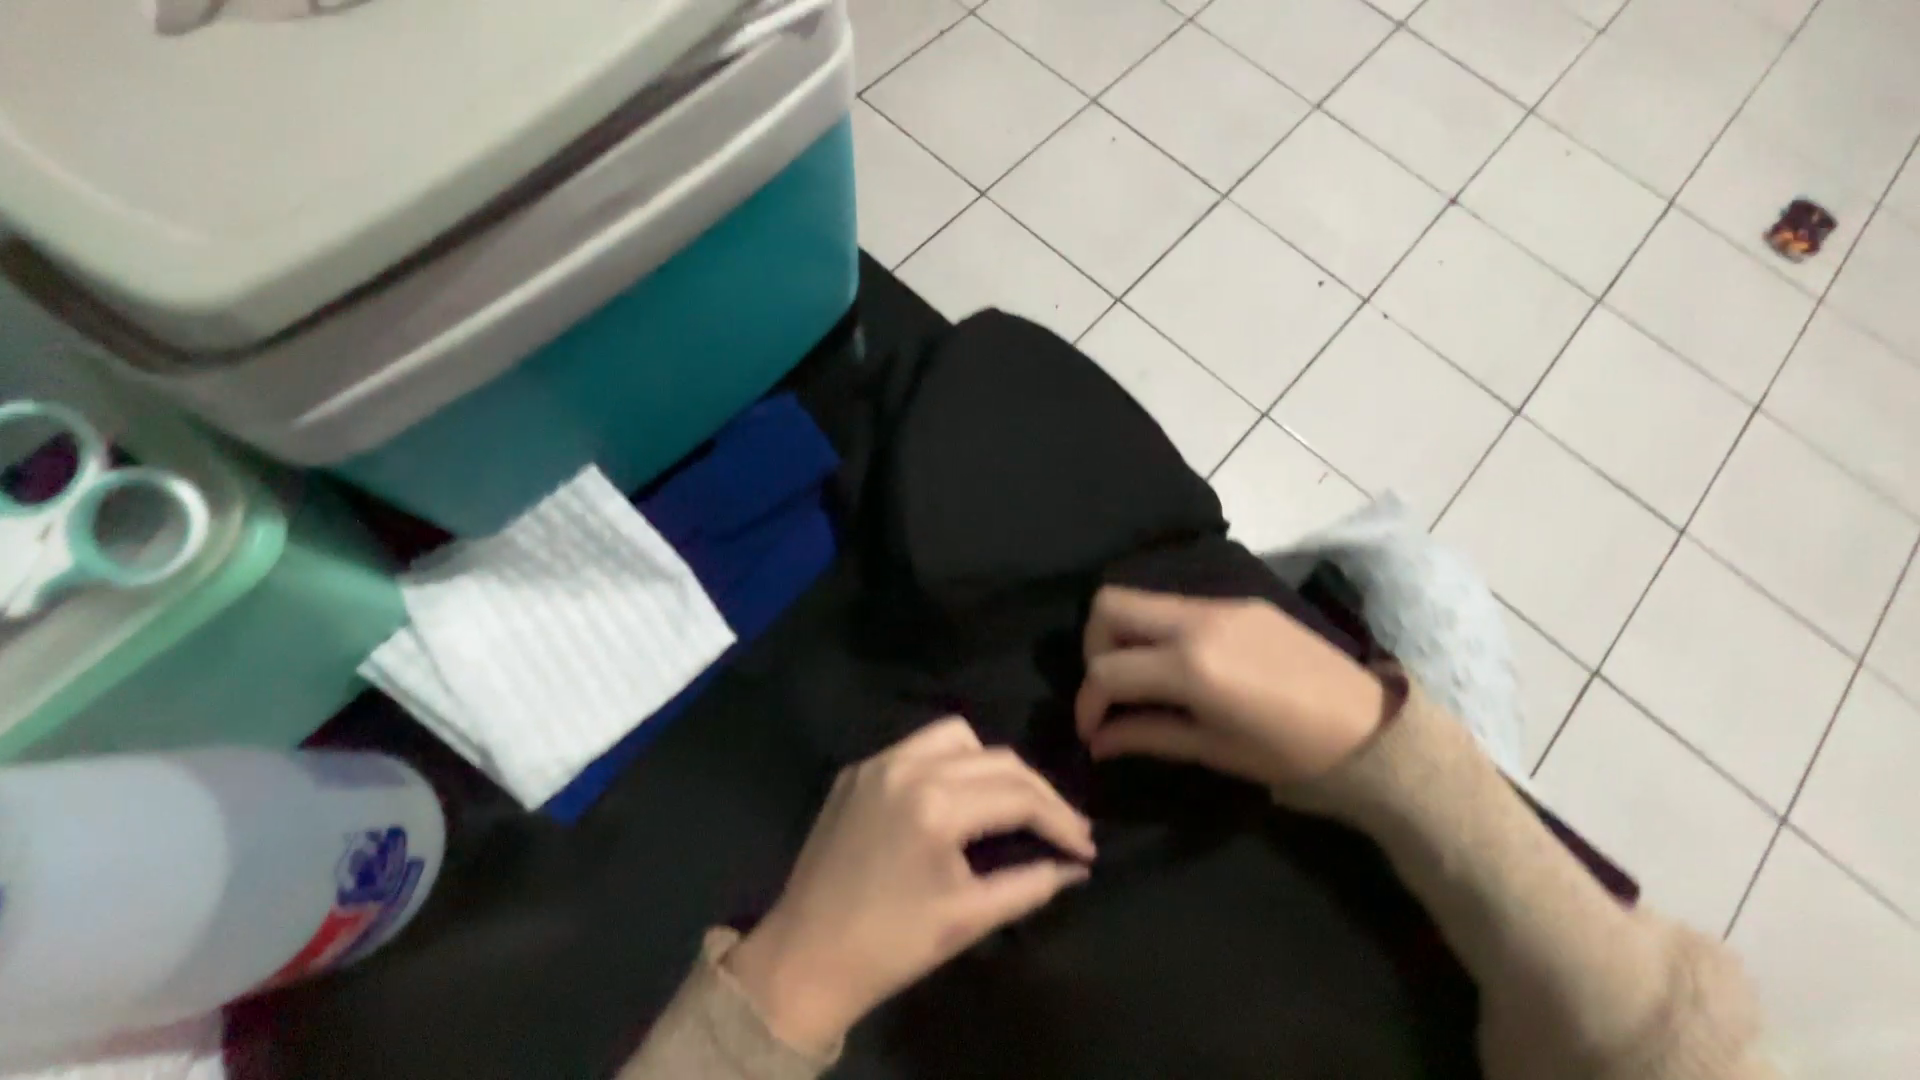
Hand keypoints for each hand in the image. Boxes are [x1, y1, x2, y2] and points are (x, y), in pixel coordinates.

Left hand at [725, 718, 1094, 1052]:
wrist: (803, 959)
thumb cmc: (890, 946)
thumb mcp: (968, 918)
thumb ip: (1031, 884)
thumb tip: (1074, 867)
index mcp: (935, 806)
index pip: (1019, 796)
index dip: (1061, 821)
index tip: (1085, 847)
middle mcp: (907, 767)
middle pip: (996, 759)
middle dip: (1037, 792)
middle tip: (1062, 828)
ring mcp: (877, 763)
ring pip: (956, 737)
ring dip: (993, 765)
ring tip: (1011, 805)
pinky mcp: (856, 771)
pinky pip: (917, 748)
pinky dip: (950, 764)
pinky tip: (959, 798)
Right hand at [1073, 586, 1386, 787]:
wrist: (1369, 729)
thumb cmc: (1290, 754)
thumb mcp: (1212, 750)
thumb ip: (1146, 736)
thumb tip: (1097, 740)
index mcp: (1190, 665)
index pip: (1107, 669)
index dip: (1087, 703)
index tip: (1092, 731)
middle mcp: (1197, 621)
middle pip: (1109, 605)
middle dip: (1094, 647)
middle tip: (1111, 689)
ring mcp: (1220, 605)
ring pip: (1143, 599)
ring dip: (1127, 635)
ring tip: (1144, 679)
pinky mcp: (1240, 602)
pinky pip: (1179, 606)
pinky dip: (1161, 631)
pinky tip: (1184, 667)